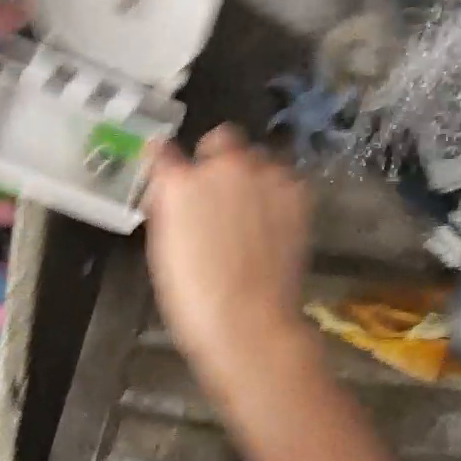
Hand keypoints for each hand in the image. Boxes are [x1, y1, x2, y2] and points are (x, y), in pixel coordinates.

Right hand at [143, 125, 314, 367]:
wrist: (247, 322)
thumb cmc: (194, 299)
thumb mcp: (164, 250)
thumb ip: (168, 207)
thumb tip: (172, 190)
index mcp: (178, 183)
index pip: (164, 150)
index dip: (169, 164)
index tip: (171, 174)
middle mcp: (221, 167)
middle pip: (222, 138)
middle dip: (219, 157)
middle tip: (221, 191)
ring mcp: (264, 176)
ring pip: (260, 154)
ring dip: (254, 172)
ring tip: (254, 206)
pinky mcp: (297, 192)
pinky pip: (287, 177)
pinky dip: (280, 190)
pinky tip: (276, 217)